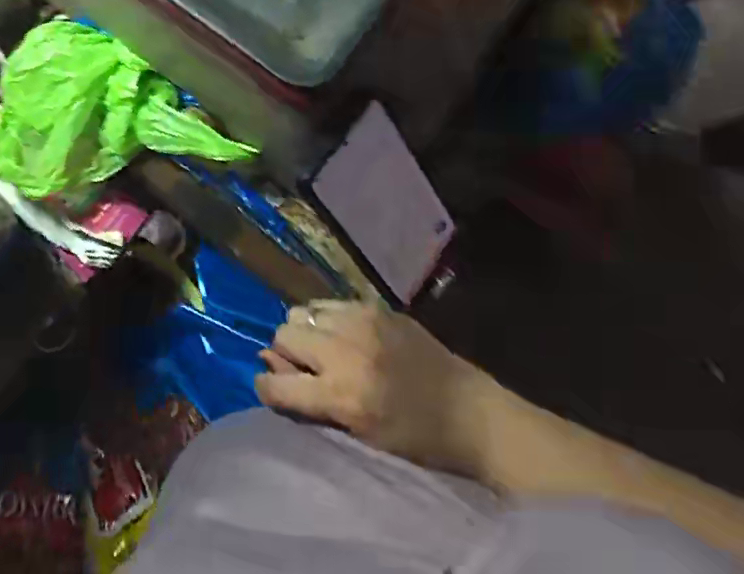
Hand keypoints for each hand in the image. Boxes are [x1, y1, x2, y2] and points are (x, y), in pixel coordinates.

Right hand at [256, 300, 500, 475]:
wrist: (476, 415)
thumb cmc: (417, 439)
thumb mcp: (359, 432)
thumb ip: (309, 399)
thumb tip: (268, 365)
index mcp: (343, 395)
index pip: (274, 384)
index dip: (268, 387)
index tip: (275, 389)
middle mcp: (345, 352)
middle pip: (283, 334)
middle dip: (287, 353)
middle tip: (309, 368)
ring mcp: (360, 322)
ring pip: (301, 312)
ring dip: (306, 332)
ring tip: (327, 348)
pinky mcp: (374, 307)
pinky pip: (328, 303)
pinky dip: (328, 319)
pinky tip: (347, 335)